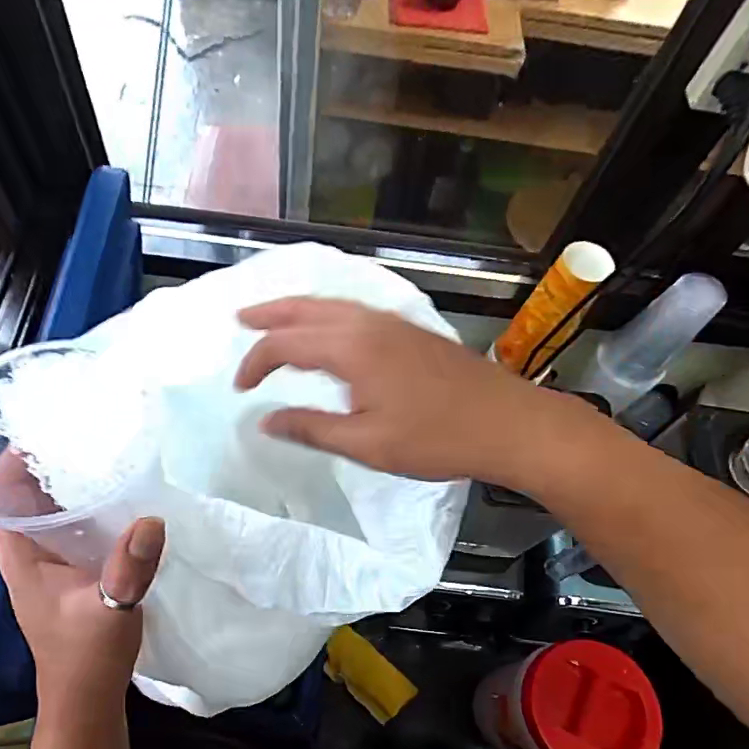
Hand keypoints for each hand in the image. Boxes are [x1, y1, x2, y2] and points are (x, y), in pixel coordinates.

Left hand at [0, 448, 165, 705]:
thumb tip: (152, 519)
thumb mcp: (111, 608)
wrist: (87, 698)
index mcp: (20, 554)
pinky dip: (92, 510)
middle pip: (30, 494)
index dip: (18, 456)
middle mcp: (29, 552)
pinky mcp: (72, 574)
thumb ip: (128, 566)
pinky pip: (76, 529)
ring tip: (108, 454)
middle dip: (53, 463)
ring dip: (74, 486)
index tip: (51, 426)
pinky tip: (123, 500)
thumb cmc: (86, 656)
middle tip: (89, 431)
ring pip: (55, 511)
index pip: (2, 489)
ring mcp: (50, 564)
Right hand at [234, 297, 598, 488]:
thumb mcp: (366, 443)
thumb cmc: (435, 439)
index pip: (286, 344)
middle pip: (307, 308)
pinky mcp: (412, 332)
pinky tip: (330, 330)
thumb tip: (266, 421)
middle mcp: (369, 323)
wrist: (507, 424)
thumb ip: (312, 429)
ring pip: (334, 305)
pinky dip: (328, 314)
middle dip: (270, 314)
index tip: (241, 389)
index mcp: (352, 348)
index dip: (256, 363)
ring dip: (299, 310)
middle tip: (241, 319)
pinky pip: (356, 311)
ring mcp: (394, 323)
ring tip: (275, 319)